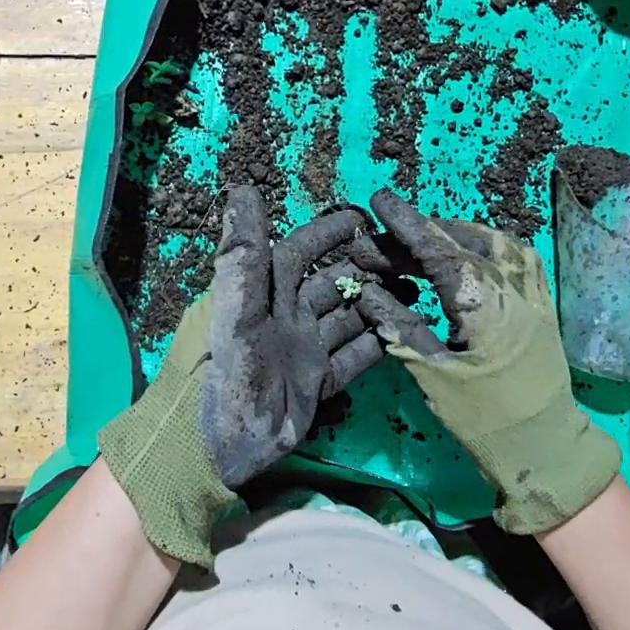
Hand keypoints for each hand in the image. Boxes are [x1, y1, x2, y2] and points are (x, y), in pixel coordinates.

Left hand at [98, 186, 380, 567]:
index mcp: (265, 292)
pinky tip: (404, 333)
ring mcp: (304, 350)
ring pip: (347, 317)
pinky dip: (376, 345)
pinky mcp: (316, 385)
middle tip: (406, 258)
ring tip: (416, 291)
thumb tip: (242, 186)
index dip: (330, 233)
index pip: (302, 250)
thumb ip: (243, 250)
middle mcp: (287, 315)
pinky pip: (353, 359)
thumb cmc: (222, 368)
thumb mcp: (234, 307)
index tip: (365, 217)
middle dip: (365, 267)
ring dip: (377, 303)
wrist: (213, 444)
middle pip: (333, 282)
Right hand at [355, 188, 622, 534]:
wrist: (546, 445)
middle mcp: (511, 285)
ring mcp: (532, 289)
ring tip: (415, 245)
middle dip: (416, 236)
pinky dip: (480, 244)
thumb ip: (399, 325)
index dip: (404, 223)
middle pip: (458, 240)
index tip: (379, 200)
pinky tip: (463, 253)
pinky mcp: (541, 298)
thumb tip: (365, 290)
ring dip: (449, 235)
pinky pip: (512, 253)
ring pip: (489, 240)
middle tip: (380, 246)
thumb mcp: (432, 373)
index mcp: (482, 302)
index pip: (436, 248)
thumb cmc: (483, 416)